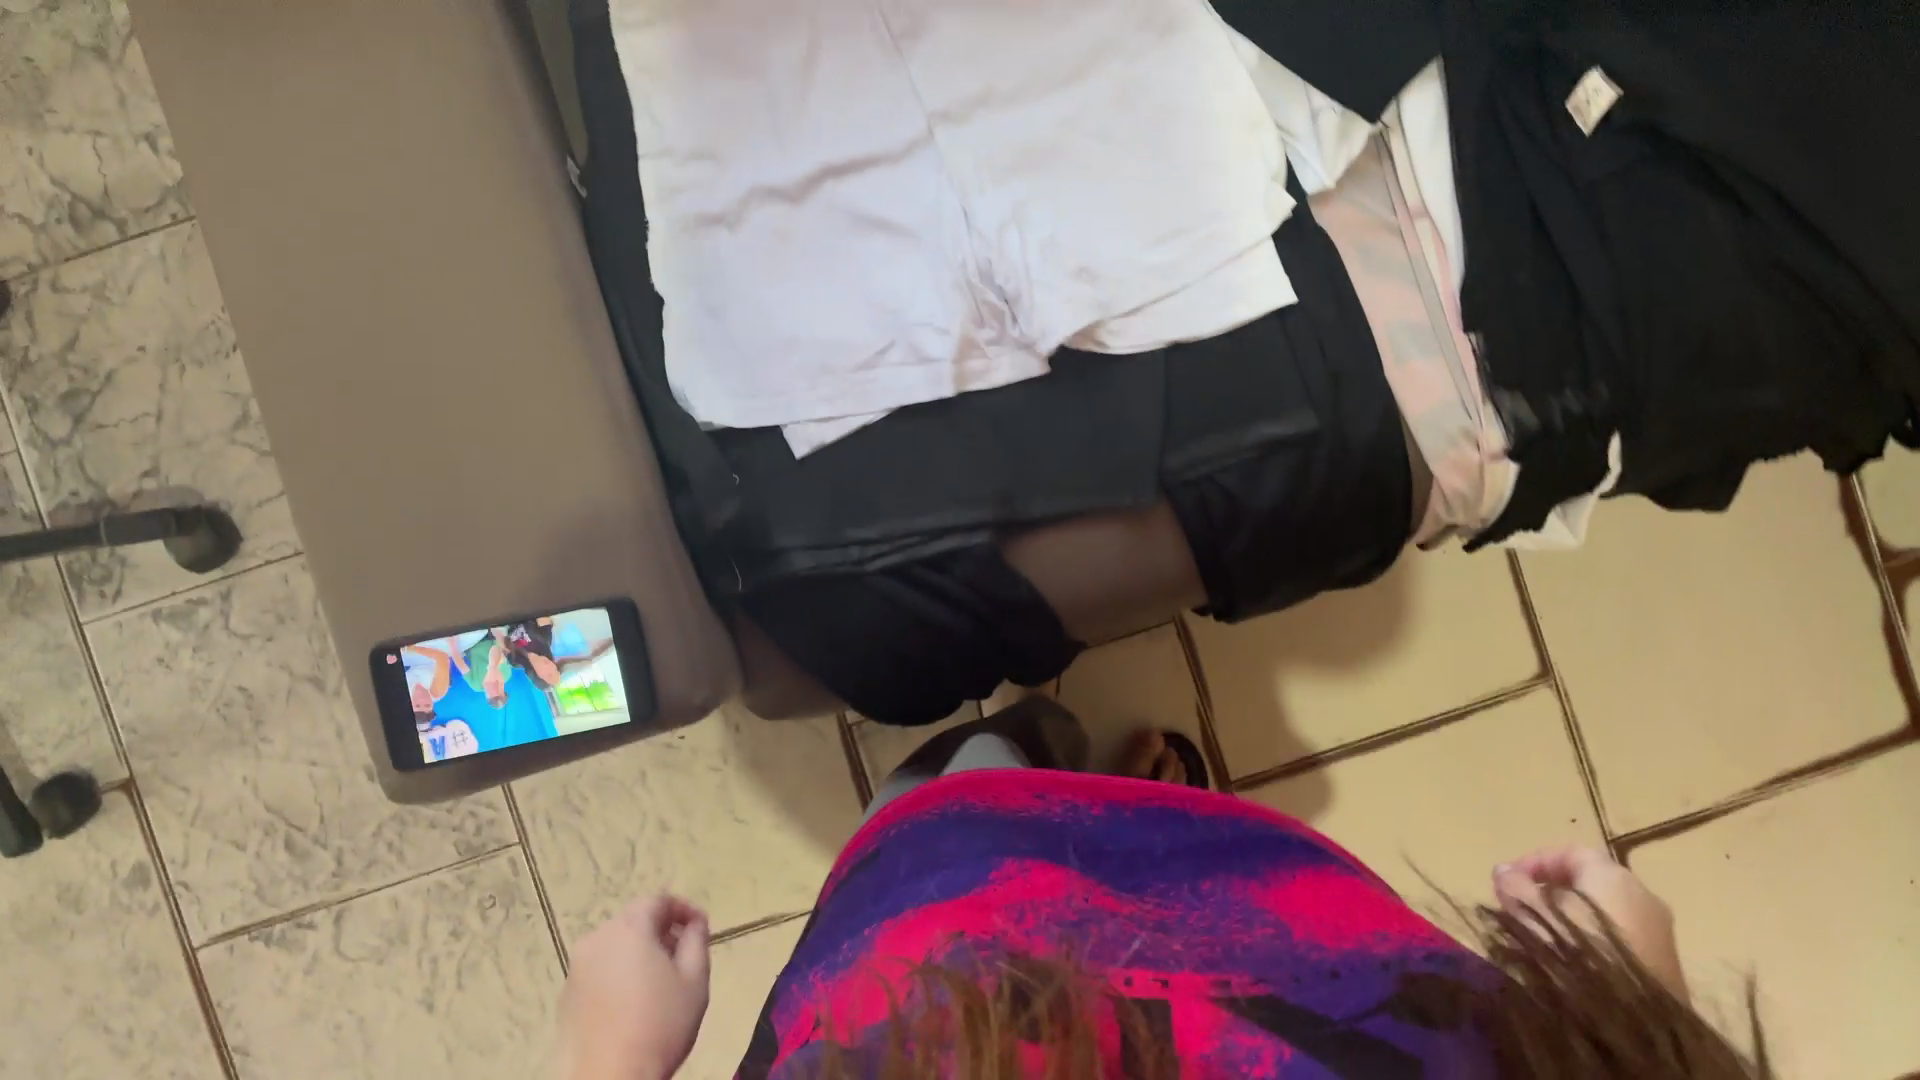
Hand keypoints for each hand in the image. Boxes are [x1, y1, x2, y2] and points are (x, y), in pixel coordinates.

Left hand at [559, 895, 710, 1079]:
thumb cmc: (660, 1026)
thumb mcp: (695, 978)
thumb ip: (697, 940)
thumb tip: (694, 923)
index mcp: (628, 929)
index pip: (657, 900)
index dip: (683, 909)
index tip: (701, 928)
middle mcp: (596, 941)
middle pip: (633, 921)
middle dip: (661, 930)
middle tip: (683, 954)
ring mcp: (576, 971)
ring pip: (615, 947)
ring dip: (639, 953)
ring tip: (660, 982)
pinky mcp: (565, 999)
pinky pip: (599, 971)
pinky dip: (618, 974)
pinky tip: (634, 1004)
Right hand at [1492, 846, 1686, 998]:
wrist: (1637, 1021)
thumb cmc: (1579, 952)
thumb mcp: (1531, 913)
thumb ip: (1514, 886)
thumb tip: (1503, 870)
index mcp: (1614, 876)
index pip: (1571, 852)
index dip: (1535, 861)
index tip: (1509, 879)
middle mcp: (1644, 895)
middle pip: (1590, 880)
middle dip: (1551, 888)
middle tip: (1521, 905)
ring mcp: (1660, 931)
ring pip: (1606, 908)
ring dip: (1571, 914)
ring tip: (1541, 932)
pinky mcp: (1665, 962)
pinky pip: (1620, 933)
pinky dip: (1593, 935)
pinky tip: (1572, 955)